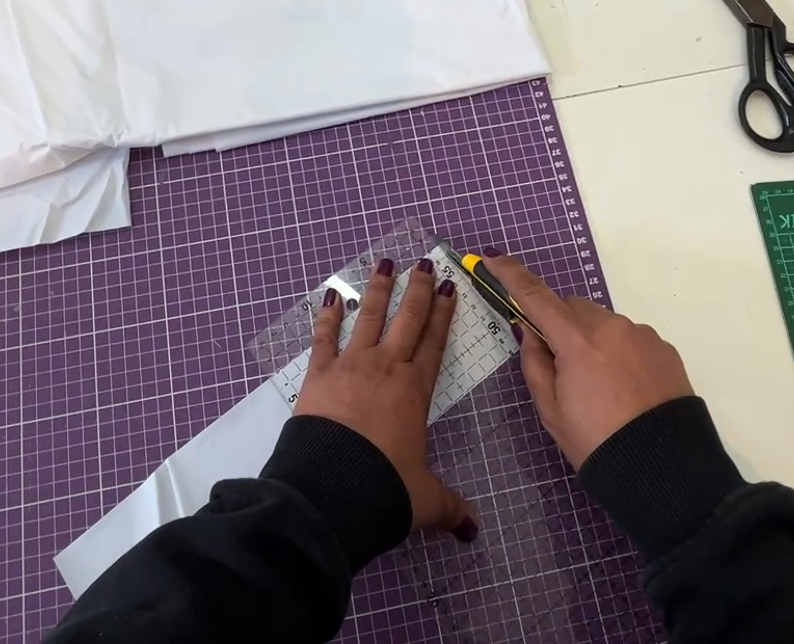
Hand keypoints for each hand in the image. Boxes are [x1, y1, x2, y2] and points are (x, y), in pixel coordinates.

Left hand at [293, 257, 477, 540]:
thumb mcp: (425, 500)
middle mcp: (386, 368)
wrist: (329, 492)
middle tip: (424, 262)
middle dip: (417, 289)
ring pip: (370, 318)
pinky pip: (325, 338)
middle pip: (407, 320)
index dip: (443, 314)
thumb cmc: (383, 490)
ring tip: (385, 262)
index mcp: (414, 390)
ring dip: (378, 289)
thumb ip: (450, 508)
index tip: (449, 288)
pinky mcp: (319, 374)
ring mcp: (350, 366)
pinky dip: (328, 316)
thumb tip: (474, 532)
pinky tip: (332, 296)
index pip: (434, 343)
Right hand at [495, 252, 693, 468]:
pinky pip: (629, 338)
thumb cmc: (598, 444)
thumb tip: (530, 332)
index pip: (535, 296)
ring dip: (591, 339)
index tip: (492, 258)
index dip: (510, 274)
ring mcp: (641, 334)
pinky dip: (618, 352)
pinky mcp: (664, 347)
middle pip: (571, 308)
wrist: (667, 474)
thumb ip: (535, 363)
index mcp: (577, 340)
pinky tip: (625, 388)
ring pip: (602, 322)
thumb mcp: (551, 411)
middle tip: (559, 364)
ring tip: (600, 386)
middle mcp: (610, 326)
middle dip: (559, 324)